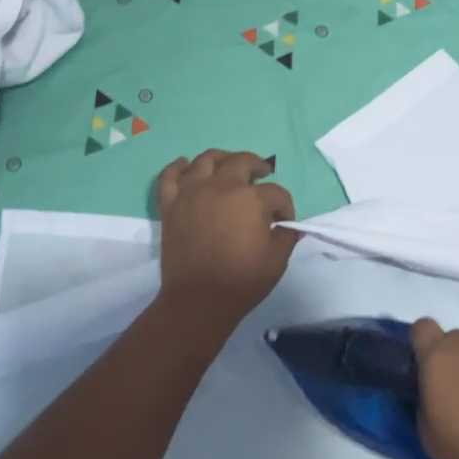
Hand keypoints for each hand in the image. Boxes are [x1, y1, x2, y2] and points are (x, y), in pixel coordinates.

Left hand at [155, 150, 299, 325]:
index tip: (284, 221)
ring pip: (206, 160)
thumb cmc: (243, 280)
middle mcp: (221, 187)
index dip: (285, 206)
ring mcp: (192, 193)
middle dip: (258, 166)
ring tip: (229, 166)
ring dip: (222, 159)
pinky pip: (170, 176)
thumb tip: (288, 226)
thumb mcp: (277, 259)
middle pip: (241, 162)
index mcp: (250, 199)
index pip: (276, 192)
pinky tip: (186, 166)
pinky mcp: (171, 205)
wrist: (199, 299)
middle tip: (263, 174)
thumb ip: (286, 236)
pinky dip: (177, 167)